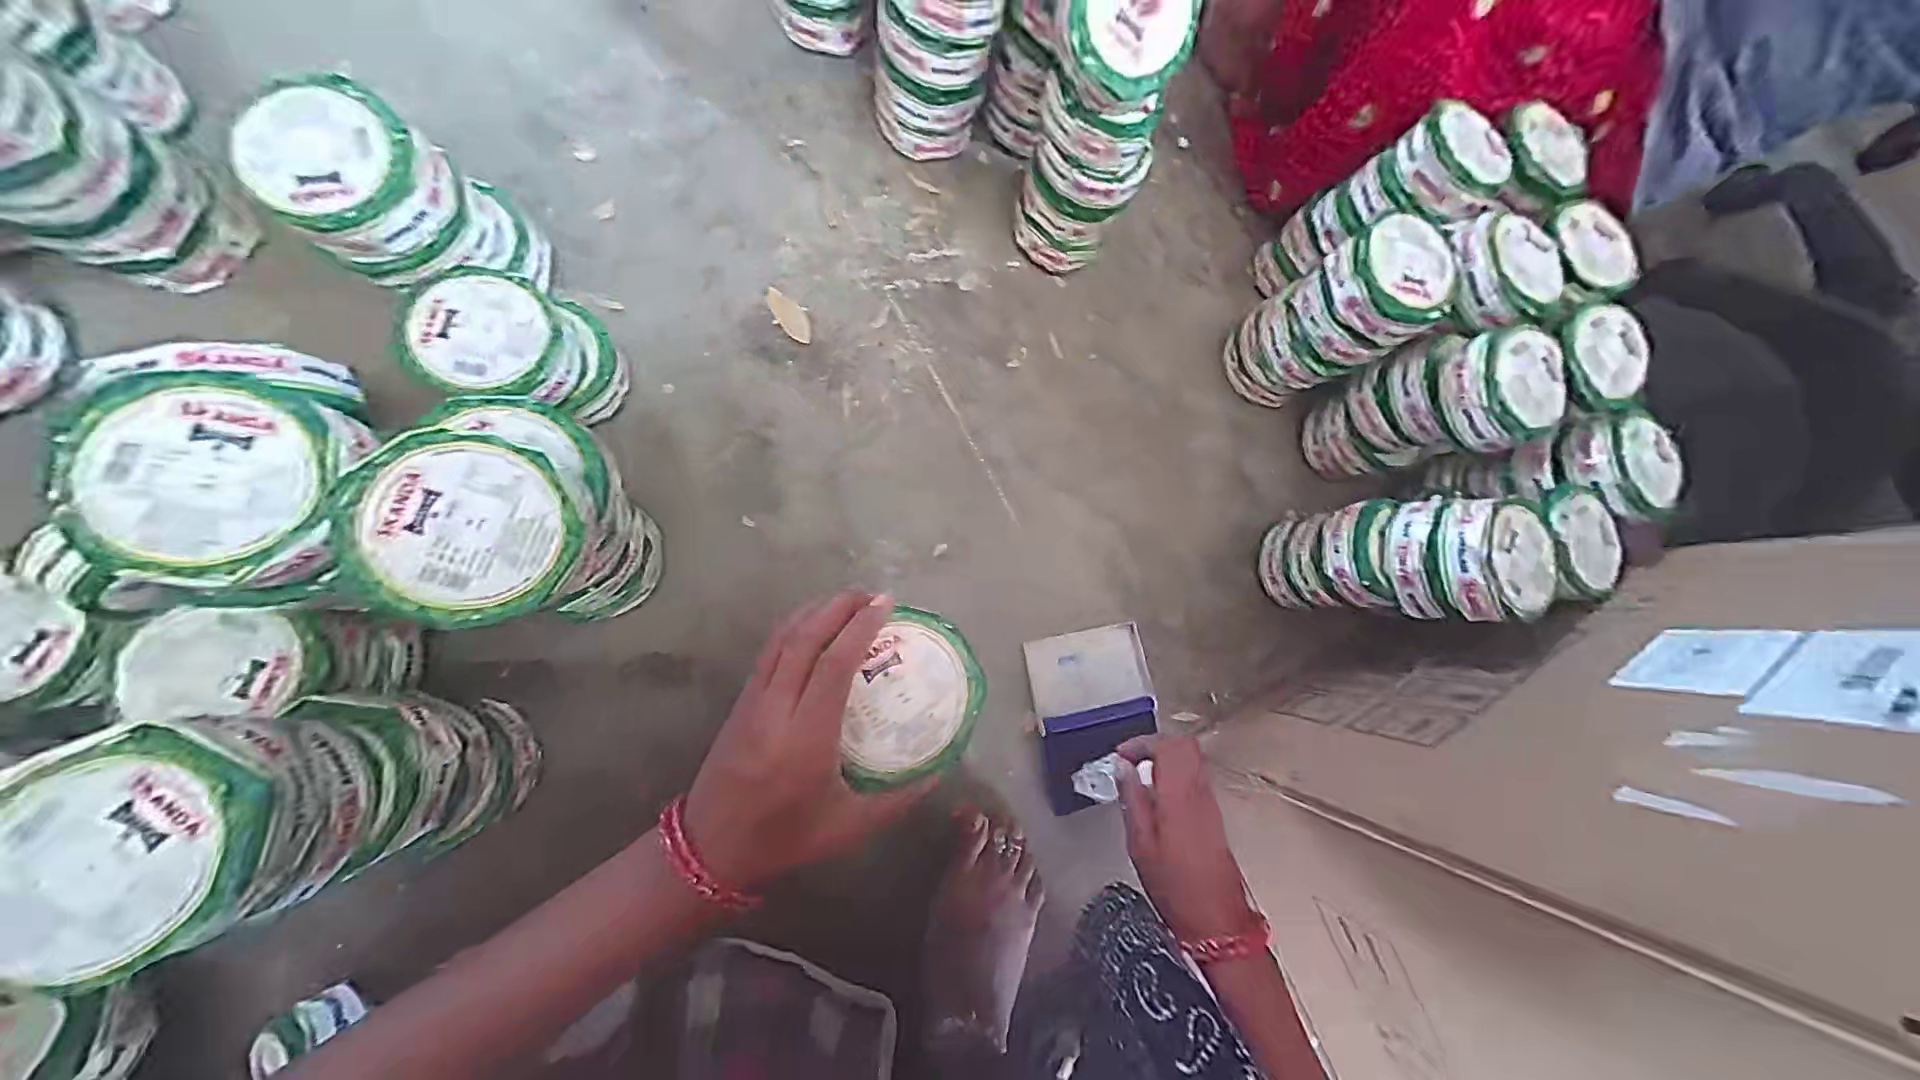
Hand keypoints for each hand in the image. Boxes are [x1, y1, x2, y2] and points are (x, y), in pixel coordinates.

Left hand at [683, 591, 935, 889]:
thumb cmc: (785, 839)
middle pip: (805, 638)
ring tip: (848, 600)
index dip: (861, 627)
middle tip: (873, 594)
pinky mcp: (740, 702)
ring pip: (782, 638)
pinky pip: (769, 650)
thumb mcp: (851, 826)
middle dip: (840, 606)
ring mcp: (752, 702)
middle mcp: (776, 710)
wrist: (709, 851)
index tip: (887, 605)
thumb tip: (941, 769)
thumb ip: (900, 798)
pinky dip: (794, 627)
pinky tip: (813, 623)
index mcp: (806, 739)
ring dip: (816, 610)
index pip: (834, 664)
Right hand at [1116, 734, 1257, 942]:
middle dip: (1154, 744)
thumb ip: (1131, 798)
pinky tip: (1156, 796)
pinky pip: (1194, 777)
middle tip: (1130, 759)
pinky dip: (1173, 773)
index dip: (1141, 743)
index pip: (1168, 745)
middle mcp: (1200, 792)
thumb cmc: (1175, 887)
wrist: (1218, 922)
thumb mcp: (1140, 843)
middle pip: (1184, 745)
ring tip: (1139, 776)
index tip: (1121, 755)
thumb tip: (1123, 768)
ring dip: (1164, 758)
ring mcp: (1211, 802)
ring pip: (1191, 758)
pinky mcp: (1213, 814)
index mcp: (1180, 795)